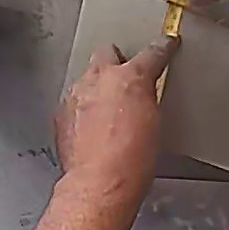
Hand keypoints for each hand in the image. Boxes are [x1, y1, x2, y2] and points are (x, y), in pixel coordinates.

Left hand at [56, 39, 176, 200]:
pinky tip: (92, 129)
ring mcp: (76, 95)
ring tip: (108, 113)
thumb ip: (148, 99)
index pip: (152, 53)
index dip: (162, 48)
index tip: (167, 45)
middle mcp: (99, 79)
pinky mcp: (61, 114)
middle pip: (107, 52)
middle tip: (126, 79)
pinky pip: (74, 102)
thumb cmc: (131, 162)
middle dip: (117, 61)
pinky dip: (83, 110)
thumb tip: (144, 96)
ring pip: (87, 78)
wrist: (100, 184)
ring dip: (97, 89)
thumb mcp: (155, 125)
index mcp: (131, 78)